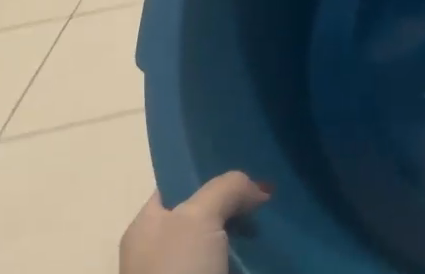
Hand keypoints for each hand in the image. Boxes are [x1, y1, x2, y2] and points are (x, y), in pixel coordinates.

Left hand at [120, 172, 271, 273]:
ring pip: (223, 241)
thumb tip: (258, 189)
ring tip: (279, 215)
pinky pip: (233, 265)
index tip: (244, 161)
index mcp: (145, 226)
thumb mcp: (198, 215)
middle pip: (206, 212)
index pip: (178, 185)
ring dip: (248, 232)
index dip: (208, 170)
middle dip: (236, 202)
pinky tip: (273, 245)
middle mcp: (161, 250)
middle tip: (268, 189)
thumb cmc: (176, 271)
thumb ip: (226, 187)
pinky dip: (252, 257)